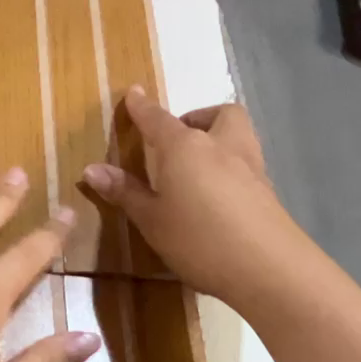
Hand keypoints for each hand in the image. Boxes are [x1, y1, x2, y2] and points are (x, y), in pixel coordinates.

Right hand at [83, 87, 315, 307]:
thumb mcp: (152, 220)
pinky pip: (245, 165)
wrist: (267, 267)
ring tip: (198, 169)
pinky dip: (230, 169)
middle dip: (198, 119)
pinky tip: (218, 198)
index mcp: (185, 147)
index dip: (142, 108)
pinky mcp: (268, 191)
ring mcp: (251, 166)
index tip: (133, 94)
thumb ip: (126, 192)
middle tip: (179, 142)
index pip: (158, 119)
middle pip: (217, 114)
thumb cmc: (198, 239)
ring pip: (237, 136)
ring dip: (219, 141)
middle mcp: (221, 145)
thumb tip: (92, 169)